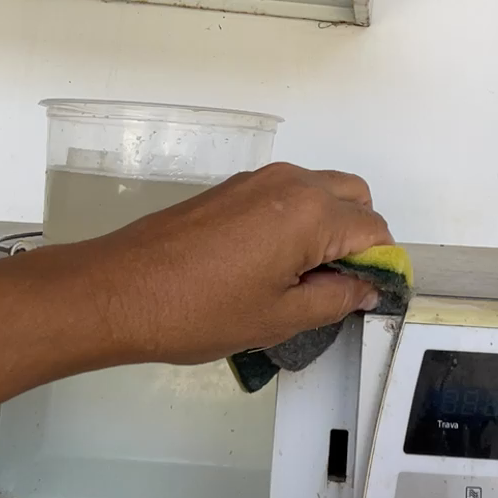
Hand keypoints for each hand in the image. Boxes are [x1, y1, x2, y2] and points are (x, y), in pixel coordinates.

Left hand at [37, 162, 394, 365]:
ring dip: (329, 224)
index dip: (380, 265)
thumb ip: (337, 299)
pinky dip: (298, 217)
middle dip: (359, 236)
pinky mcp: (234, 186)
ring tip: (300, 275)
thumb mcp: (279, 318)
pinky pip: (288, 192)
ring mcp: (260, 179)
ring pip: (322, 190)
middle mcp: (293, 182)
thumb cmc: (200, 310)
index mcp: (312, 212)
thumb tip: (367, 287)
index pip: (375, 229)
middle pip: (355, 197)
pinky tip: (267, 260)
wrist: (117, 290)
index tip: (364, 297)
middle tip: (336, 283)